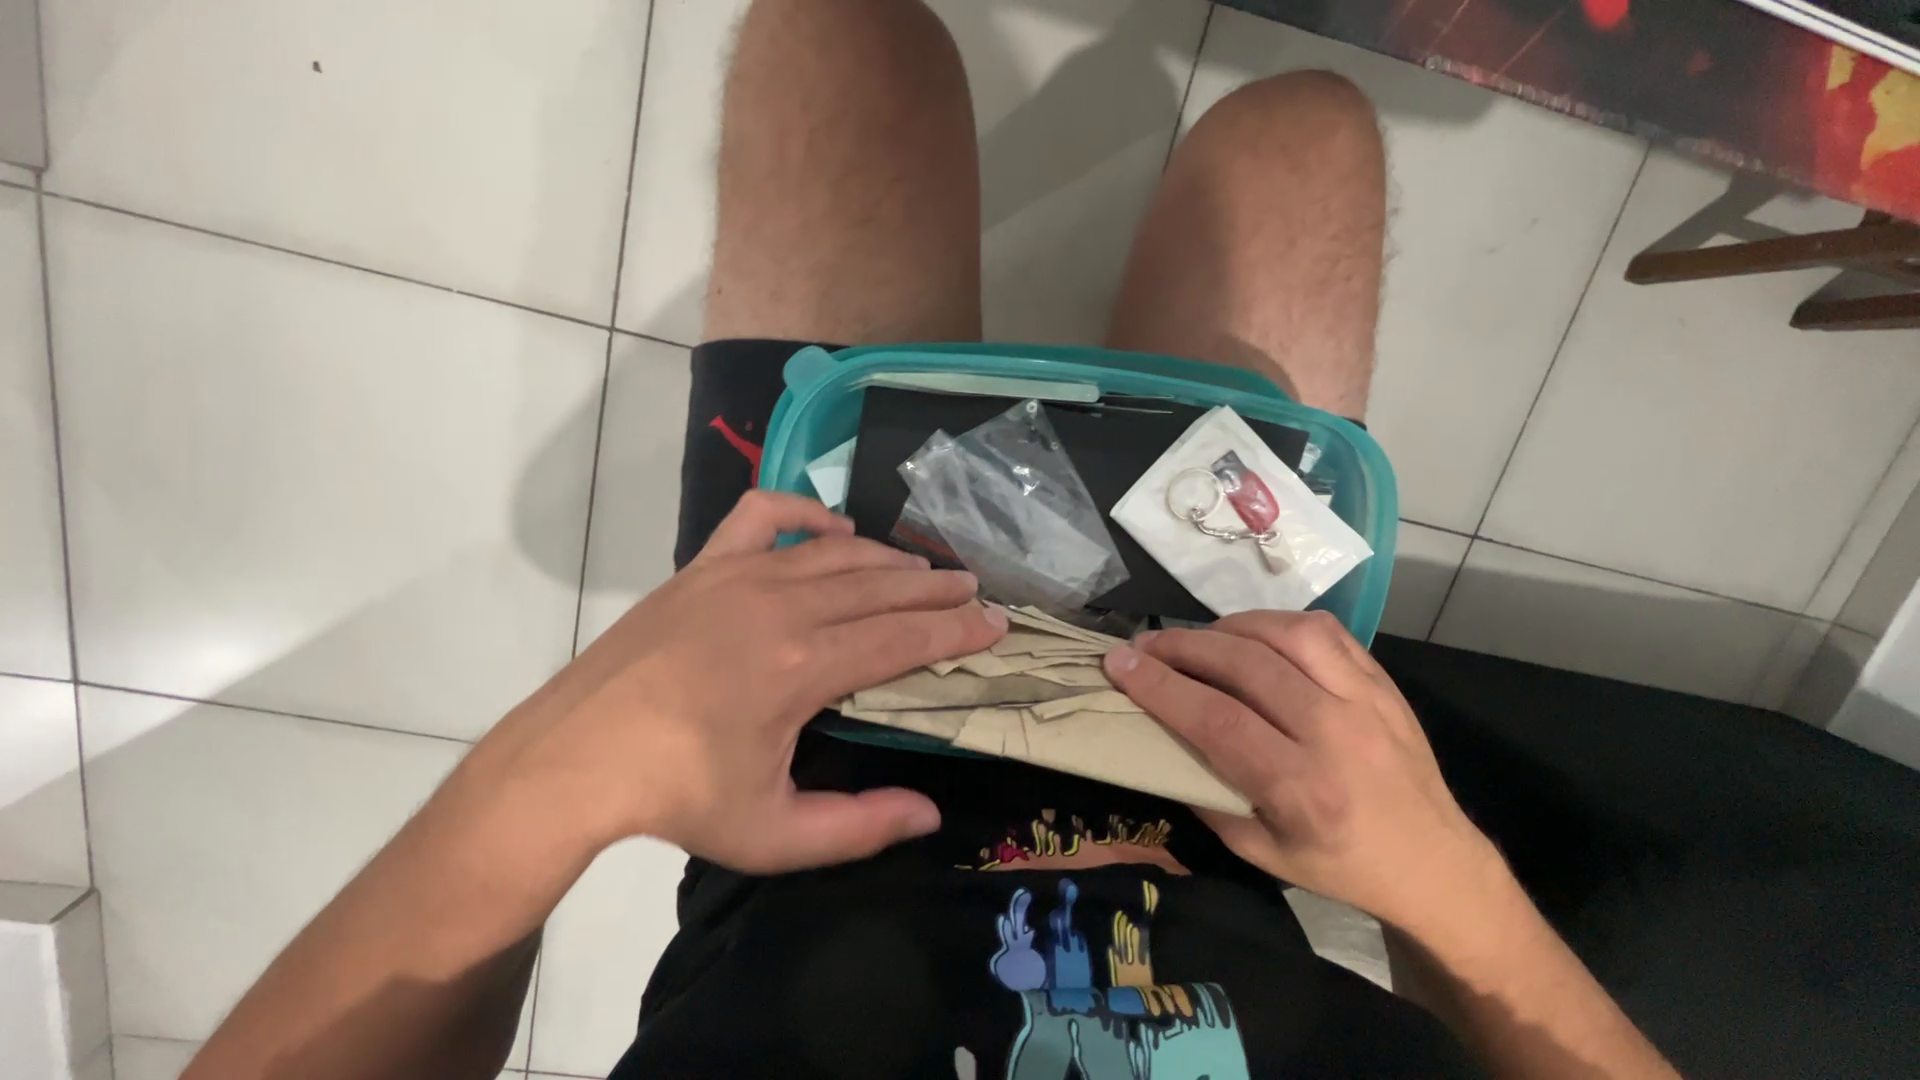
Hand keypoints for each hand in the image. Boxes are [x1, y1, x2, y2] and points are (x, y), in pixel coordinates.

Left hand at [469, 490, 1006, 873]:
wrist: (576, 756)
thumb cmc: (678, 797)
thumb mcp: (773, 833)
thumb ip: (859, 827)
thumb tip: (931, 813)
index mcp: (805, 667)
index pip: (904, 638)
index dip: (957, 631)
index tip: (996, 622)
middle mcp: (782, 606)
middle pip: (881, 586)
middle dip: (936, 589)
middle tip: (973, 590)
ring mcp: (739, 576)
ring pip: (835, 553)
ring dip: (887, 559)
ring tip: (922, 572)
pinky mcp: (703, 565)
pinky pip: (762, 514)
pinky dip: (805, 512)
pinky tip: (833, 528)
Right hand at [1102, 611, 1503, 932]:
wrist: (1434, 863)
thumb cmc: (1338, 864)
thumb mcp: (1260, 851)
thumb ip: (1205, 793)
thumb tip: (1158, 736)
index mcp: (1302, 787)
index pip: (1217, 719)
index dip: (1160, 686)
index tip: (1117, 663)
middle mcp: (1336, 734)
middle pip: (1245, 666)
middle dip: (1181, 647)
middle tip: (1142, 645)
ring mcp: (1365, 700)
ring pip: (1286, 633)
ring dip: (1227, 627)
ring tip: (1195, 640)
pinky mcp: (1382, 681)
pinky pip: (1323, 630)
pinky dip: (1274, 623)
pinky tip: (1249, 636)